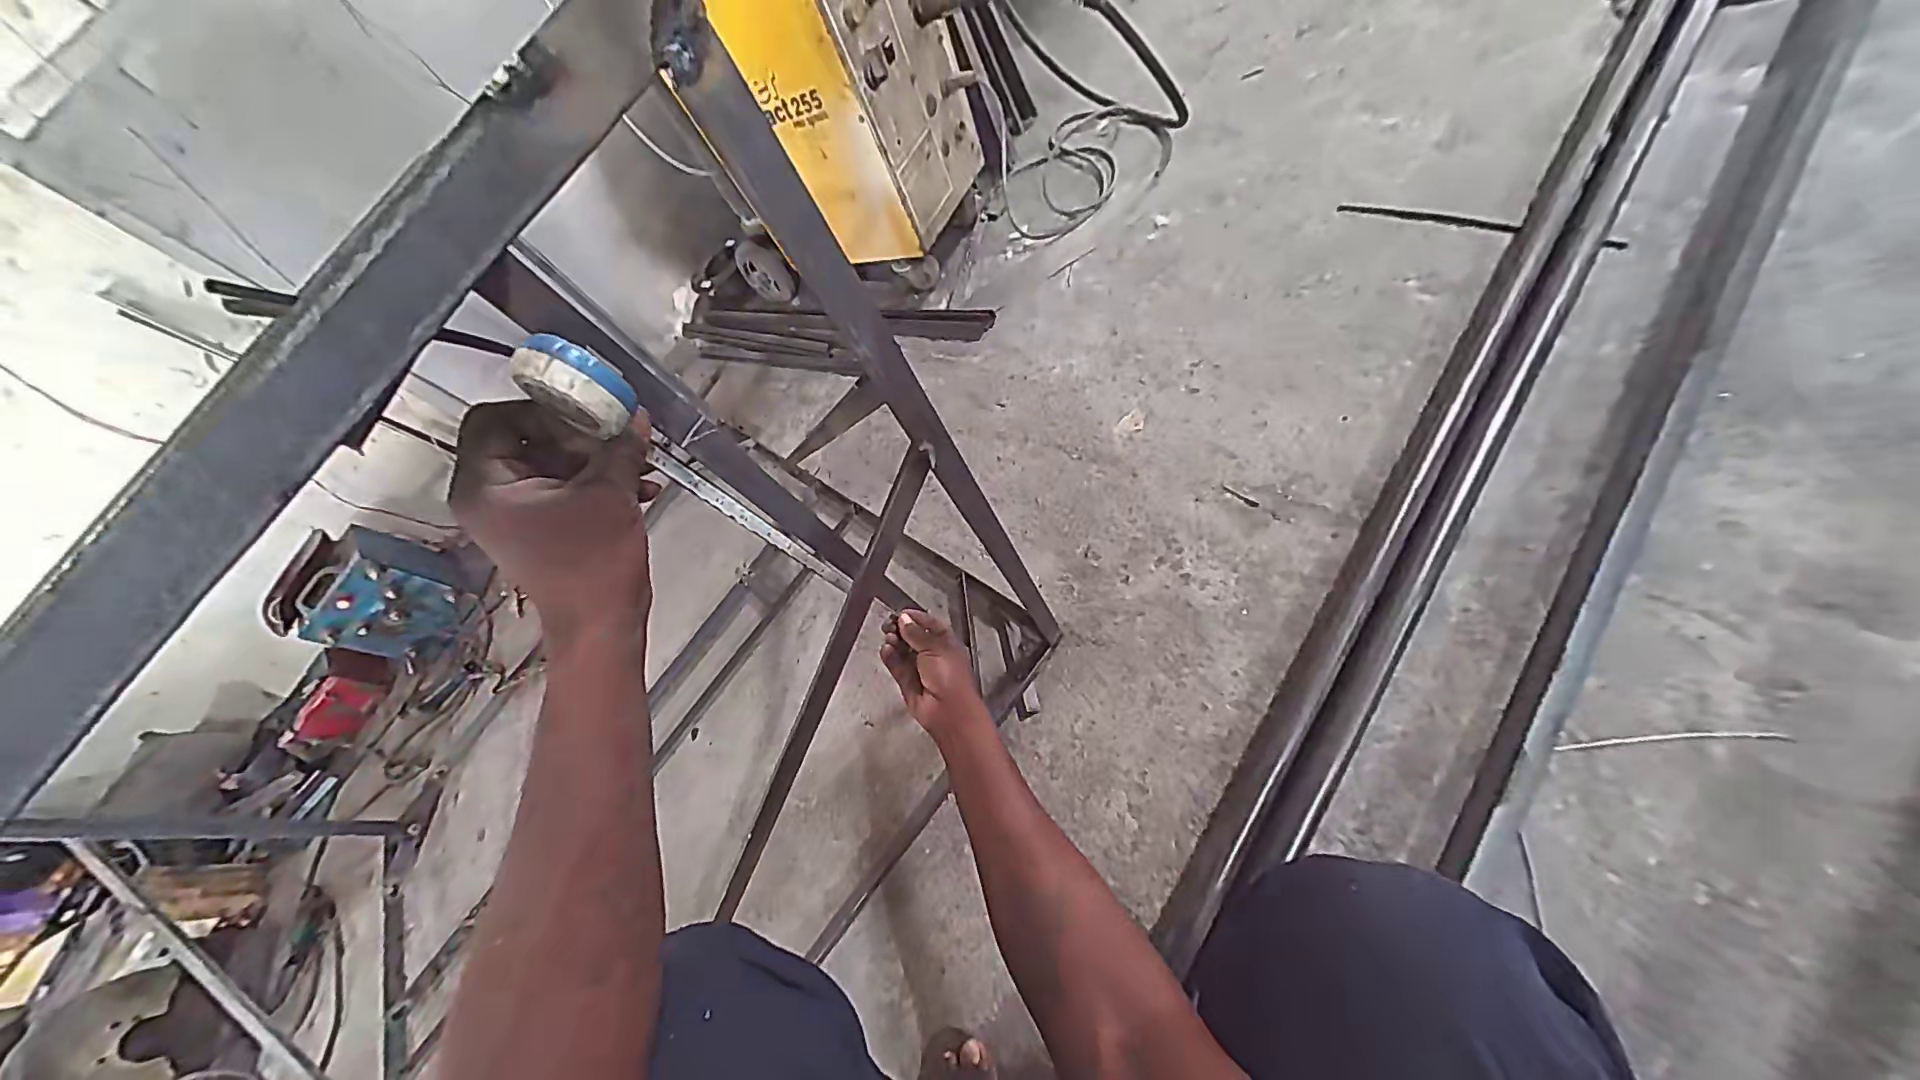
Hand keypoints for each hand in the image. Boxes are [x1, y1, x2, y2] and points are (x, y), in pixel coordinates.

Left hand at [449, 400, 660, 649]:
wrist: (602, 623)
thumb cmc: (593, 560)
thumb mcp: (609, 494)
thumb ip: (620, 448)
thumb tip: (636, 415)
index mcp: (484, 485)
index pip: (495, 419)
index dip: (542, 408)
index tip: (589, 413)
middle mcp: (491, 496)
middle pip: (528, 439)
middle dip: (581, 435)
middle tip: (621, 436)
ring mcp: (518, 514)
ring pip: (555, 464)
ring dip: (600, 459)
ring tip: (642, 462)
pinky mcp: (546, 528)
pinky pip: (568, 489)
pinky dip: (601, 483)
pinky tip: (643, 486)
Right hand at [880, 609, 990, 739]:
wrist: (948, 710)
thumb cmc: (950, 677)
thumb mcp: (935, 648)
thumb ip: (916, 633)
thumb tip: (904, 619)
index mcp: (947, 644)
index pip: (931, 625)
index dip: (917, 618)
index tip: (901, 613)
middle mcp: (934, 655)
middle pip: (914, 638)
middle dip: (902, 630)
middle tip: (889, 624)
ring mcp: (920, 669)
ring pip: (903, 651)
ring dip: (895, 643)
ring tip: (887, 636)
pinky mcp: (908, 682)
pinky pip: (897, 666)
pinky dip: (890, 658)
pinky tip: (886, 650)